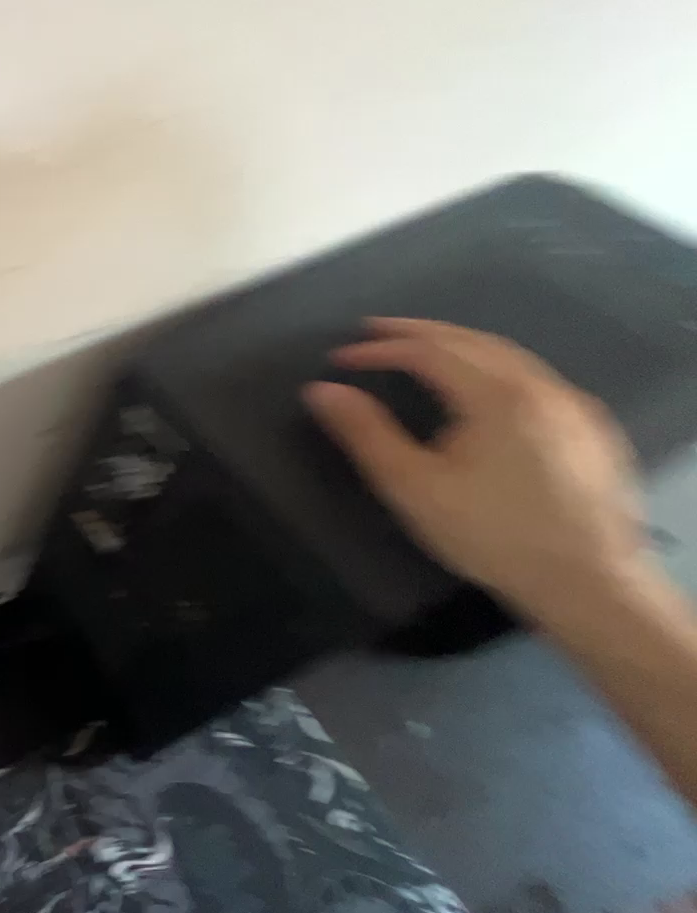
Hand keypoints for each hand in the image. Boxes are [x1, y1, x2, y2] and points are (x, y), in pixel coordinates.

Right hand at [303, 317, 658, 622]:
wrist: (589, 582)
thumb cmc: (488, 532)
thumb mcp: (411, 485)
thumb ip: (365, 432)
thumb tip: (322, 390)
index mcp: (499, 397)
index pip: (429, 352)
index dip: (379, 349)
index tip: (338, 358)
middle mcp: (544, 389)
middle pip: (474, 341)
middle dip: (418, 332)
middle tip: (372, 330)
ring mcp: (575, 408)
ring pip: (509, 356)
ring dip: (455, 344)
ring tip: (416, 349)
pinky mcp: (590, 430)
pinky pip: (532, 377)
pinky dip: (489, 364)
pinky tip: (475, 384)